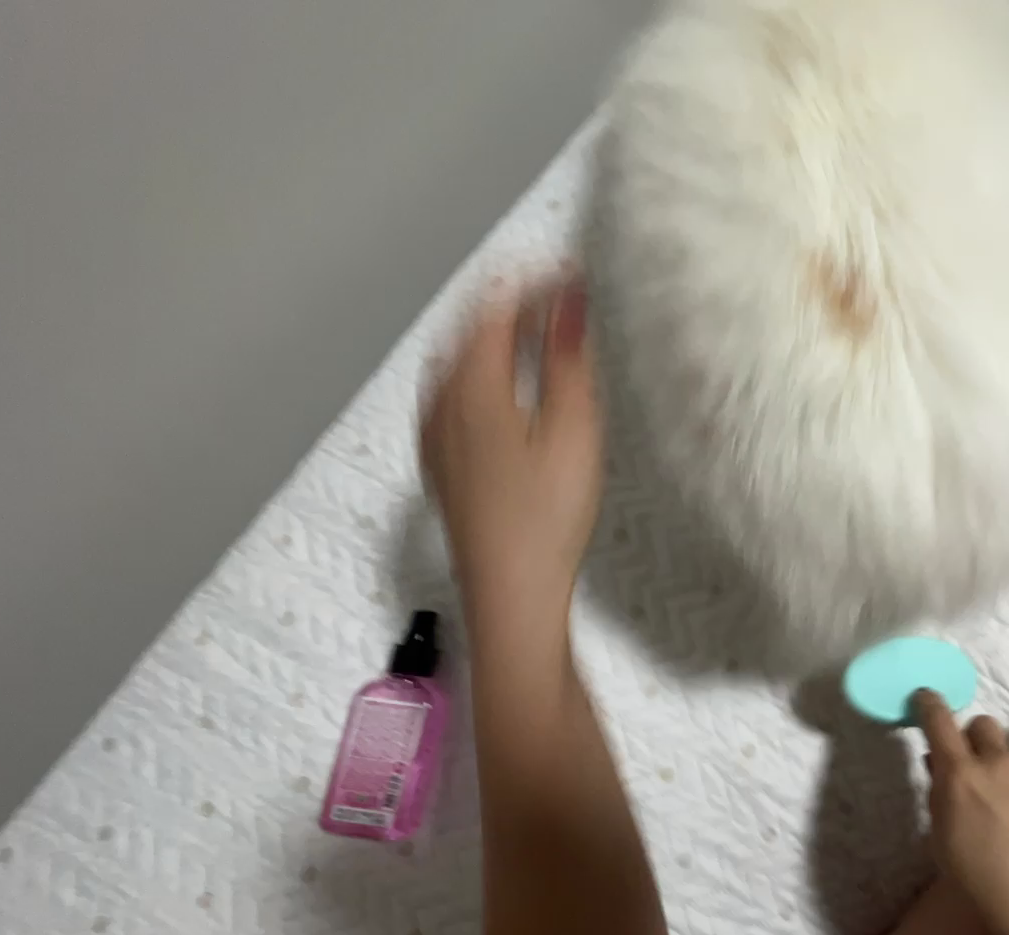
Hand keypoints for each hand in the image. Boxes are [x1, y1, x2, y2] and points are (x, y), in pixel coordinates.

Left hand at [421, 279, 602, 619]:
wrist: (510, 591)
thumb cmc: (547, 517)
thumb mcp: (572, 431)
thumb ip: (567, 360)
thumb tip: (568, 297)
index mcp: (475, 387)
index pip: (497, 309)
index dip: (534, 281)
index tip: (570, 269)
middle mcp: (443, 403)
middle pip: (466, 329)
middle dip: (507, 300)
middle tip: (550, 289)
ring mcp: (436, 436)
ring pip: (450, 361)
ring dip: (485, 333)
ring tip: (522, 327)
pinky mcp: (442, 464)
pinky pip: (445, 393)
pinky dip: (471, 369)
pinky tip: (488, 387)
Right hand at [914, 692, 1008, 934]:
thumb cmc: (987, 889)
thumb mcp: (944, 845)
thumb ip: (940, 798)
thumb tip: (941, 768)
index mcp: (961, 776)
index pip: (939, 720)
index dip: (929, 704)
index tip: (925, 698)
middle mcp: (1000, 764)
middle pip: (982, 725)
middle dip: (973, 740)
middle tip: (972, 773)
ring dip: (1006, 776)